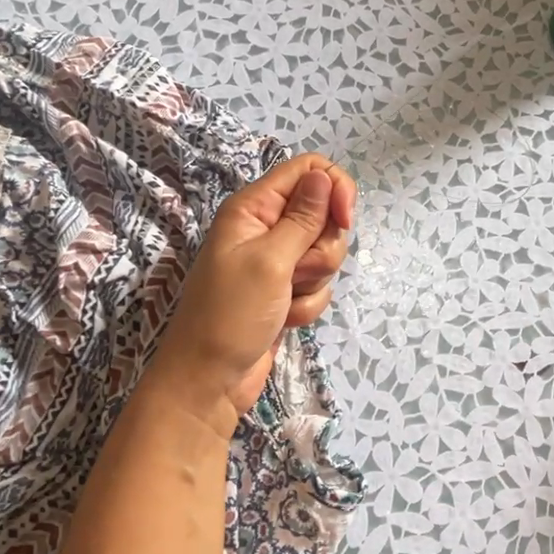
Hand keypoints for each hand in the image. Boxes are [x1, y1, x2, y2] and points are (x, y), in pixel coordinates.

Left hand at [153, 153, 355, 437]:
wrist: (208, 383)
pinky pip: (319, 283)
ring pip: (326, 251)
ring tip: (286, 299)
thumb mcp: (270, 261)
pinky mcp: (286, 290)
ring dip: (315, 279)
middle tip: (298, 271)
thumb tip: (324, 175)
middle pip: (324, 213)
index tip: (345, 219)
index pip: (308, 170)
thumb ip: (303, 217)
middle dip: (323, 246)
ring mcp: (277, 260)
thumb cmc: (230, 315)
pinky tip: (286, 319)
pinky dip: (309, 303)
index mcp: (254, 207)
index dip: (334, 187)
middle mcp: (266, 227)